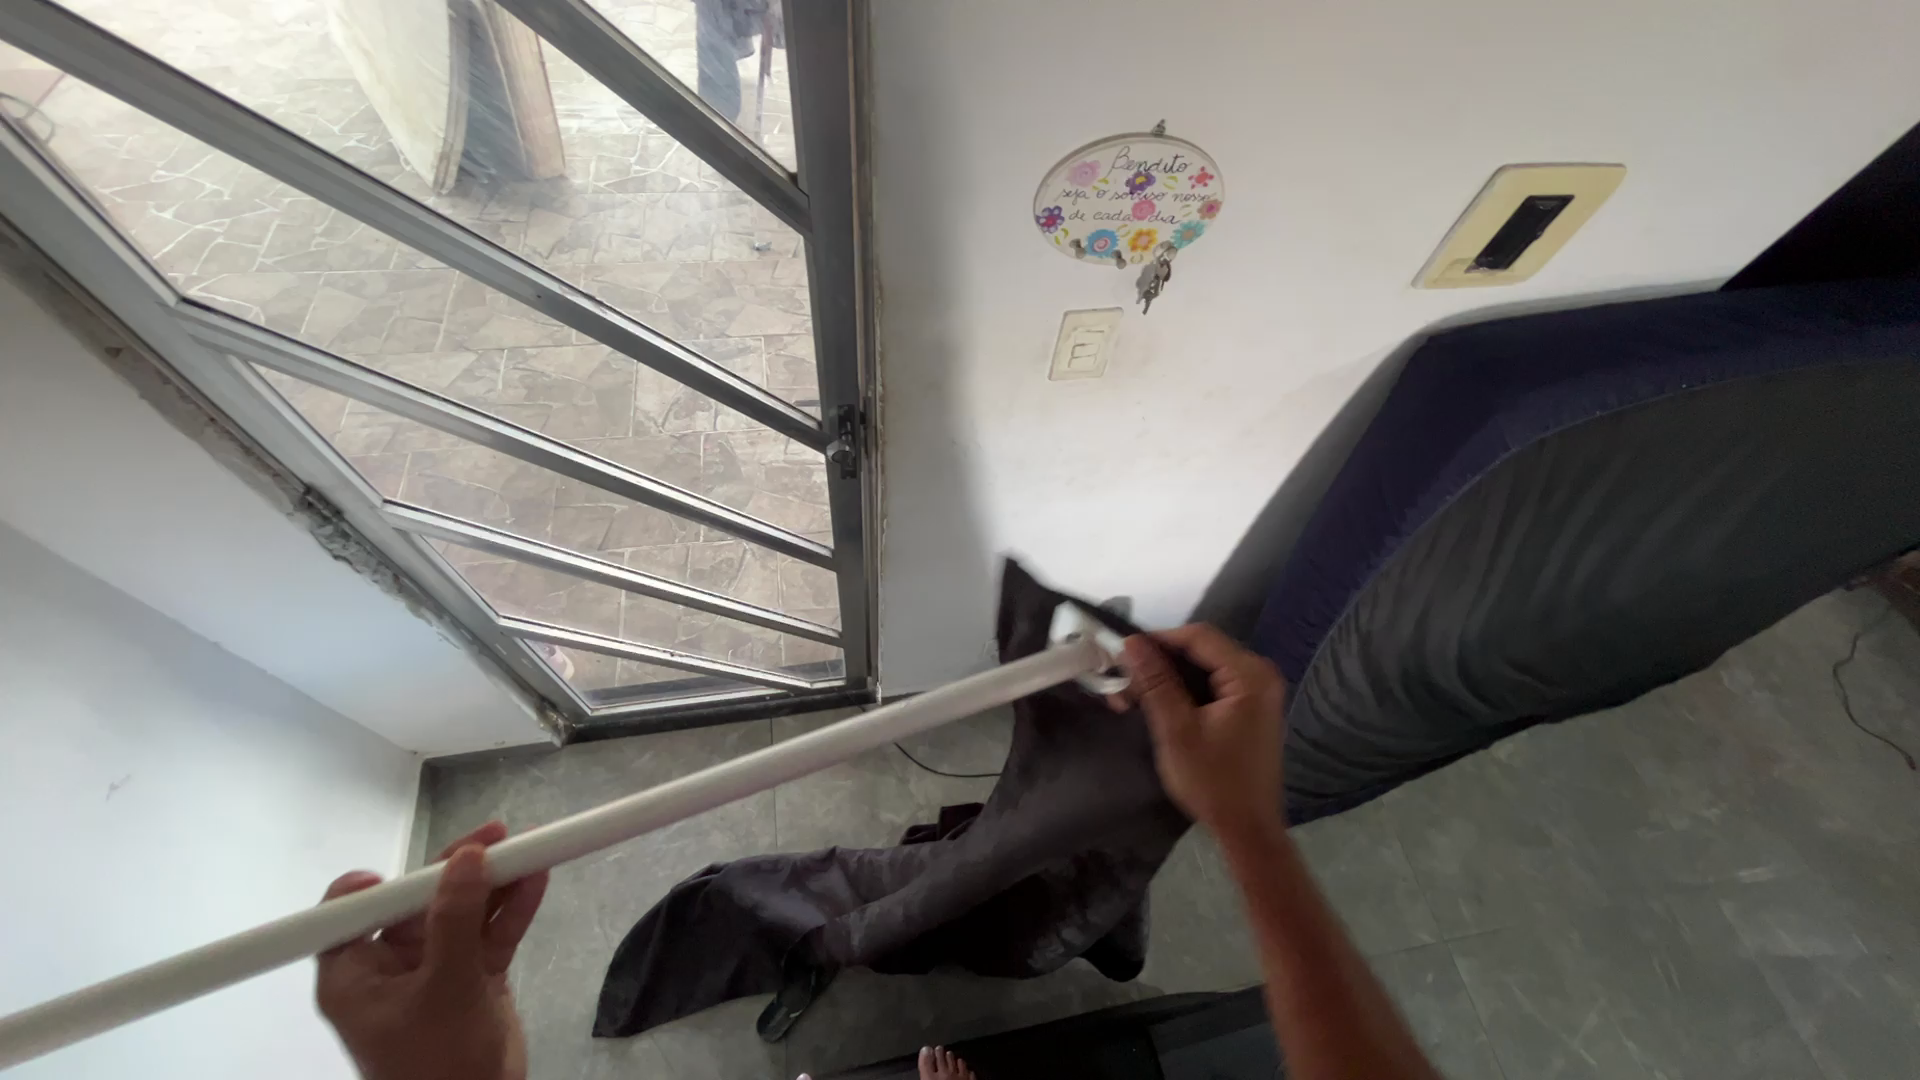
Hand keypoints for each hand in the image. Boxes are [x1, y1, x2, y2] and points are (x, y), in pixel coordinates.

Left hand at [316, 822, 548, 1079]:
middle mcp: (394, 965)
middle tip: (498, 836)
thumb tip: (468, 855)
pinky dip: (517, 904)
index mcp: (357, 974)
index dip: (375, 884)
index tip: (417, 861)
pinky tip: (539, 877)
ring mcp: (439, 967)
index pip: (349, 916)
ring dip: (498, 880)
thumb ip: (457, 918)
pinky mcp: (477, 974)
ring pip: (467, 909)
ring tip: (531, 847)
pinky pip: (495, 928)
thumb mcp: (445, 986)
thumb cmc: (436, 1059)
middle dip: (460, 868)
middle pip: (422, 900)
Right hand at [1119, 624, 1288, 831]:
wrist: (1247, 830)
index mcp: (1250, 676)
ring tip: (1129, 696)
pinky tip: (1154, 704)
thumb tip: (1131, 642)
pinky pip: (1210, 684)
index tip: (1121, 653)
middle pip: (1200, 650)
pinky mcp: (1248, 708)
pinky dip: (1181, 690)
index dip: (1157, 639)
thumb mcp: (1177, 729)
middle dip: (1157, 662)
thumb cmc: (1214, 782)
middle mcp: (1259, 675)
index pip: (1198, 636)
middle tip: (1122, 681)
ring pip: (1201, 667)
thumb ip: (1155, 681)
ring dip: (1165, 678)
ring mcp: (1256, 692)